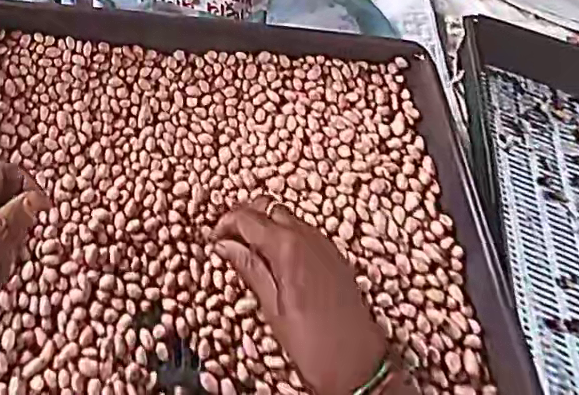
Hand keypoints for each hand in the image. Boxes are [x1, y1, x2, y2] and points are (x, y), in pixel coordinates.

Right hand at [214, 203, 408, 394]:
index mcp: (286, 246)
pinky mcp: (334, 255)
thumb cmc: (317, 348)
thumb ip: (249, 269)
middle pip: (266, 206)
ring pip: (284, 215)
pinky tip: (276, 259)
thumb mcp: (273, 309)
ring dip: (264, 224)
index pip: (246, 217)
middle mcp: (306, 235)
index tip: (214, 239)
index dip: (225, 224)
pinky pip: (302, 230)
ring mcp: (323, 244)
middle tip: (228, 240)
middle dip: (243, 218)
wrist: (364, 372)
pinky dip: (284, 234)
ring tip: (250, 251)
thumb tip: (224, 246)